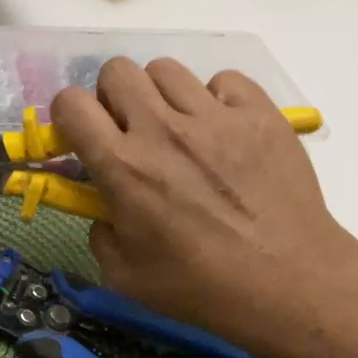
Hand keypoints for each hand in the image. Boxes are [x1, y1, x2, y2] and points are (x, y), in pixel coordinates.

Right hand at [50, 58, 357, 357]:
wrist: (289, 282)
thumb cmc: (198, 287)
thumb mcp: (122, 273)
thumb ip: (100, 229)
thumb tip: (105, 207)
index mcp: (121, 167)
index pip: (71, 104)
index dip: (68, 116)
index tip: (81, 138)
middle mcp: (161, 130)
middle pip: (117, 71)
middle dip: (111, 97)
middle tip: (127, 130)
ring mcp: (214, 117)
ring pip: (167, 69)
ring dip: (159, 95)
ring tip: (176, 128)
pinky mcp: (259, 114)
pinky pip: (223, 80)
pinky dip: (215, 99)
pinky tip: (221, 132)